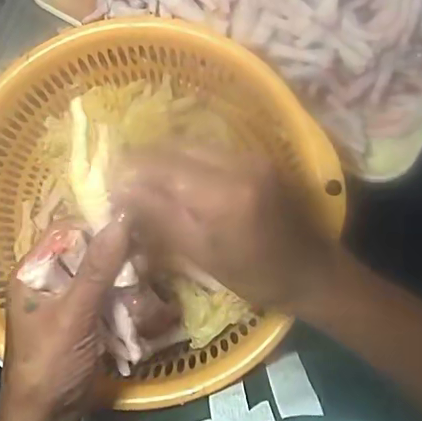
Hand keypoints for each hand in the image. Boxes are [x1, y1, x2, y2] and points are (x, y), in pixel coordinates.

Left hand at [2, 219, 130, 420]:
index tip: (134, 234)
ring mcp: (70, 300)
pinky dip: (127, 307)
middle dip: (120, 265)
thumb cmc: (50, 364)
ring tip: (144, 306)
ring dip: (128, 290)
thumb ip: (98, 267)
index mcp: (35, 270)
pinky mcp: (87, 319)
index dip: (100, 228)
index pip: (69, 229)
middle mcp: (51, 279)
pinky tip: (142, 320)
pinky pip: (111, 300)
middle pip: (93, 252)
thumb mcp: (74, 313)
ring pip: (108, 277)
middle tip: (142, 277)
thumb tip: (121, 219)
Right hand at [115, 147, 340, 312]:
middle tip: (122, 183)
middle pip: (174, 148)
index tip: (108, 186)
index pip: (161, 167)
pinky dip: (185, 161)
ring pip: (190, 145)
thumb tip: (121, 191)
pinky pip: (209, 150)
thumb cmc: (256, 276)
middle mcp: (237, 162)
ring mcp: (250, 155)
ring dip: (163, 159)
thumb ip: (160, 217)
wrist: (313, 270)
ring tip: (144, 182)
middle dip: (143, 162)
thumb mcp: (201, 254)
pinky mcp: (256, 156)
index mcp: (223, 194)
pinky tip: (174, 179)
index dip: (130, 172)